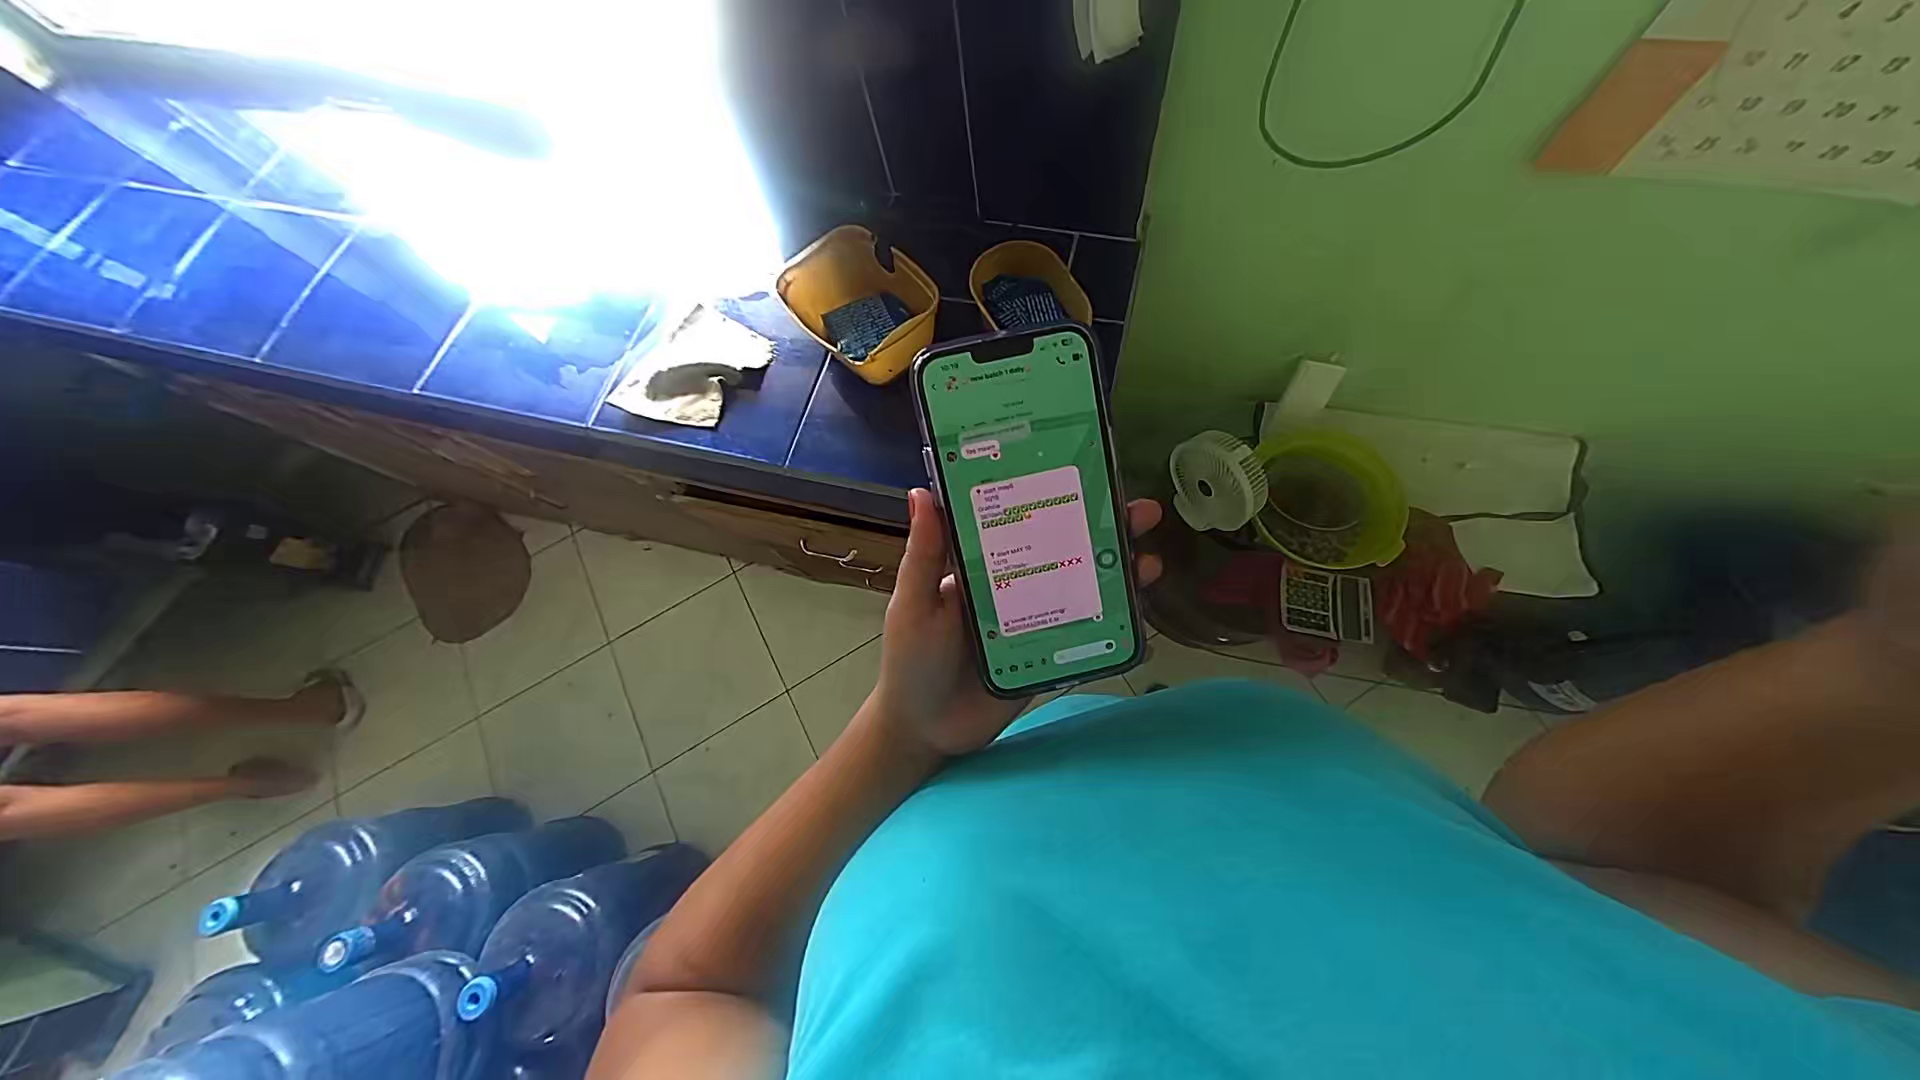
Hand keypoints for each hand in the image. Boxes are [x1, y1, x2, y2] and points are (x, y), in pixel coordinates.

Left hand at [869, 488, 1163, 759]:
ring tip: (1149, 563)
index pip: (1028, 521)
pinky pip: (1091, 638)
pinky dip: (1119, 629)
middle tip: (1142, 513)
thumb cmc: (912, 660)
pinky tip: (1143, 622)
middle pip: (1068, 550)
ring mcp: (1039, 622)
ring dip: (1121, 575)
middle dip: (1107, 530)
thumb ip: (924, 555)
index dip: (1059, 498)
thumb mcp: (915, 603)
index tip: (1091, 474)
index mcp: (985, 565)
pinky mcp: (1052, 658)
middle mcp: (1018, 586)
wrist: (926, 730)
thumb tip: (922, 492)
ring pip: (1087, 590)